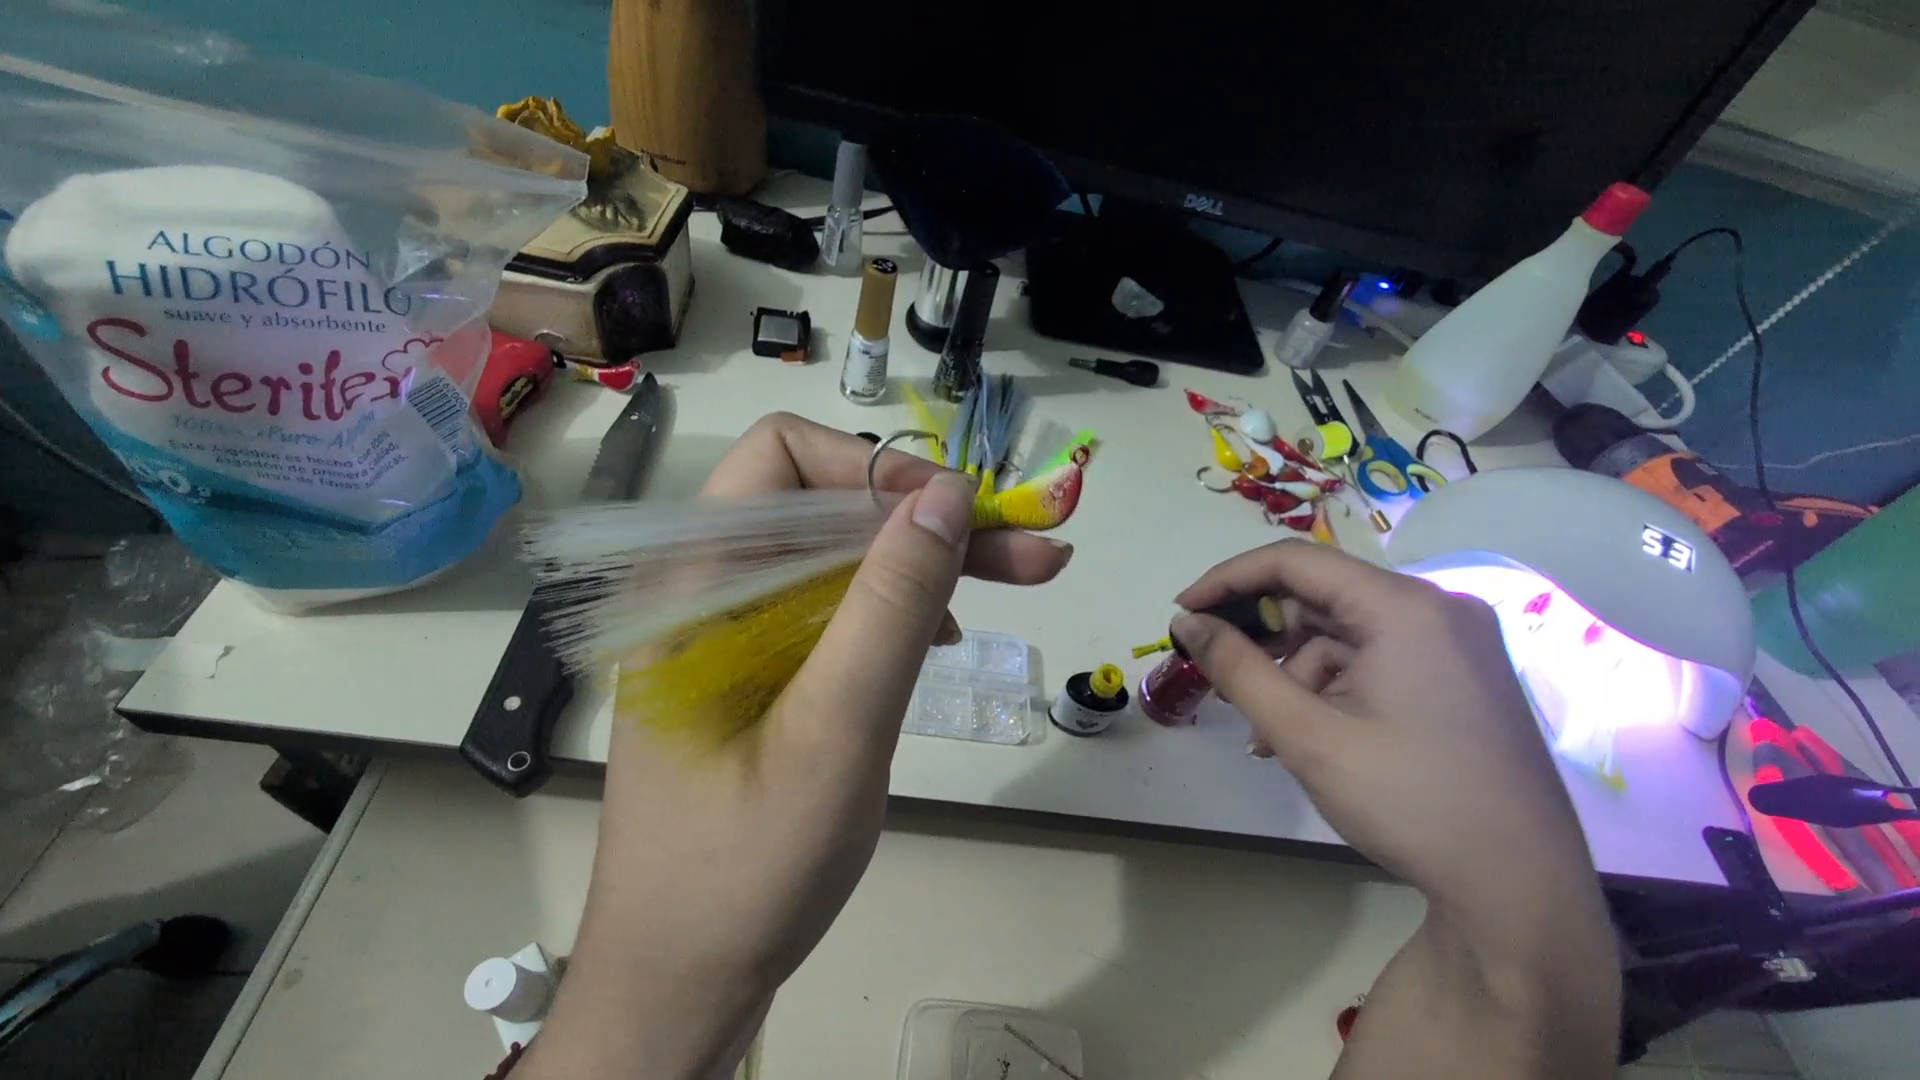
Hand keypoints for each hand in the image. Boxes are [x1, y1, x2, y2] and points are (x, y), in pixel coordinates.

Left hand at [522, 414, 1070, 1079]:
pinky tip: (949, 636)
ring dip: (929, 564)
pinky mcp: (764, 671)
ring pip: (840, 560)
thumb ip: (889, 608)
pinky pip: (836, 611)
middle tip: (1032, 549)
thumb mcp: (834, 734)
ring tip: (1024, 578)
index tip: (958, 512)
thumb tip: (947, 496)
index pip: (781, 460)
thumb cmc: (742, 871)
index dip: (875, 468)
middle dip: (929, 521)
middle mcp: (707, 590)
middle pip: (824, 509)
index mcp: (691, 582)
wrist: (683, 986)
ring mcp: (736, 633)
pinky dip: (900, 611)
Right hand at [1169, 540, 1601, 955]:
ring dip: (1295, 671)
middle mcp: (1438, 608)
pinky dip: (1333, 685)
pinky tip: (1309, 733)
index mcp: (1406, 607)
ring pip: (1346, 632)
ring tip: (1265, 730)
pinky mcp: (1463, 675)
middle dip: (1263, 635)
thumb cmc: (1408, 801)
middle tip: (1216, 672)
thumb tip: (1186, 624)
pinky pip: (1377, 658)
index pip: (1295, 562)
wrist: (1520, 889)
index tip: (1182, 615)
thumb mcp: (1305, 734)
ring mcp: (1457, 642)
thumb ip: (1236, 668)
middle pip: (1323, 596)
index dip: (1228, 581)